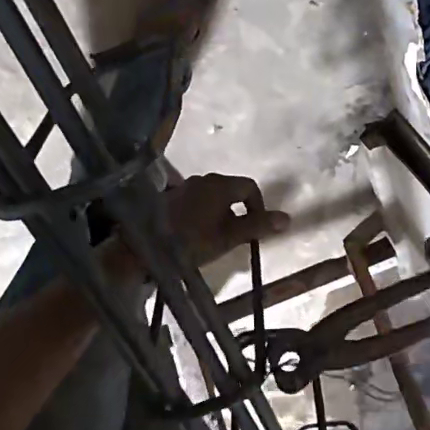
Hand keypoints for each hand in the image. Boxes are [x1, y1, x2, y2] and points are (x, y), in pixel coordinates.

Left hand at [154, 173, 291, 269]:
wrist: (142, 249)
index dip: (259, 207)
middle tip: (236, 237)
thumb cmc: (191, 242)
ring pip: (212, 197)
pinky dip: (202, 214)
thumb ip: (257, 226)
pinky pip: (195, 202)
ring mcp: (183, 187)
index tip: (255, 229)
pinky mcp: (168, 199)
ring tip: (215, 239)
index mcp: (220, 184)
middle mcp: (202, 179)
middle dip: (239, 212)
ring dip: (220, 214)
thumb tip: (287, 218)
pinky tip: (194, 235)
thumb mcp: (229, 237)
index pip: (250, 187)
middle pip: (231, 190)